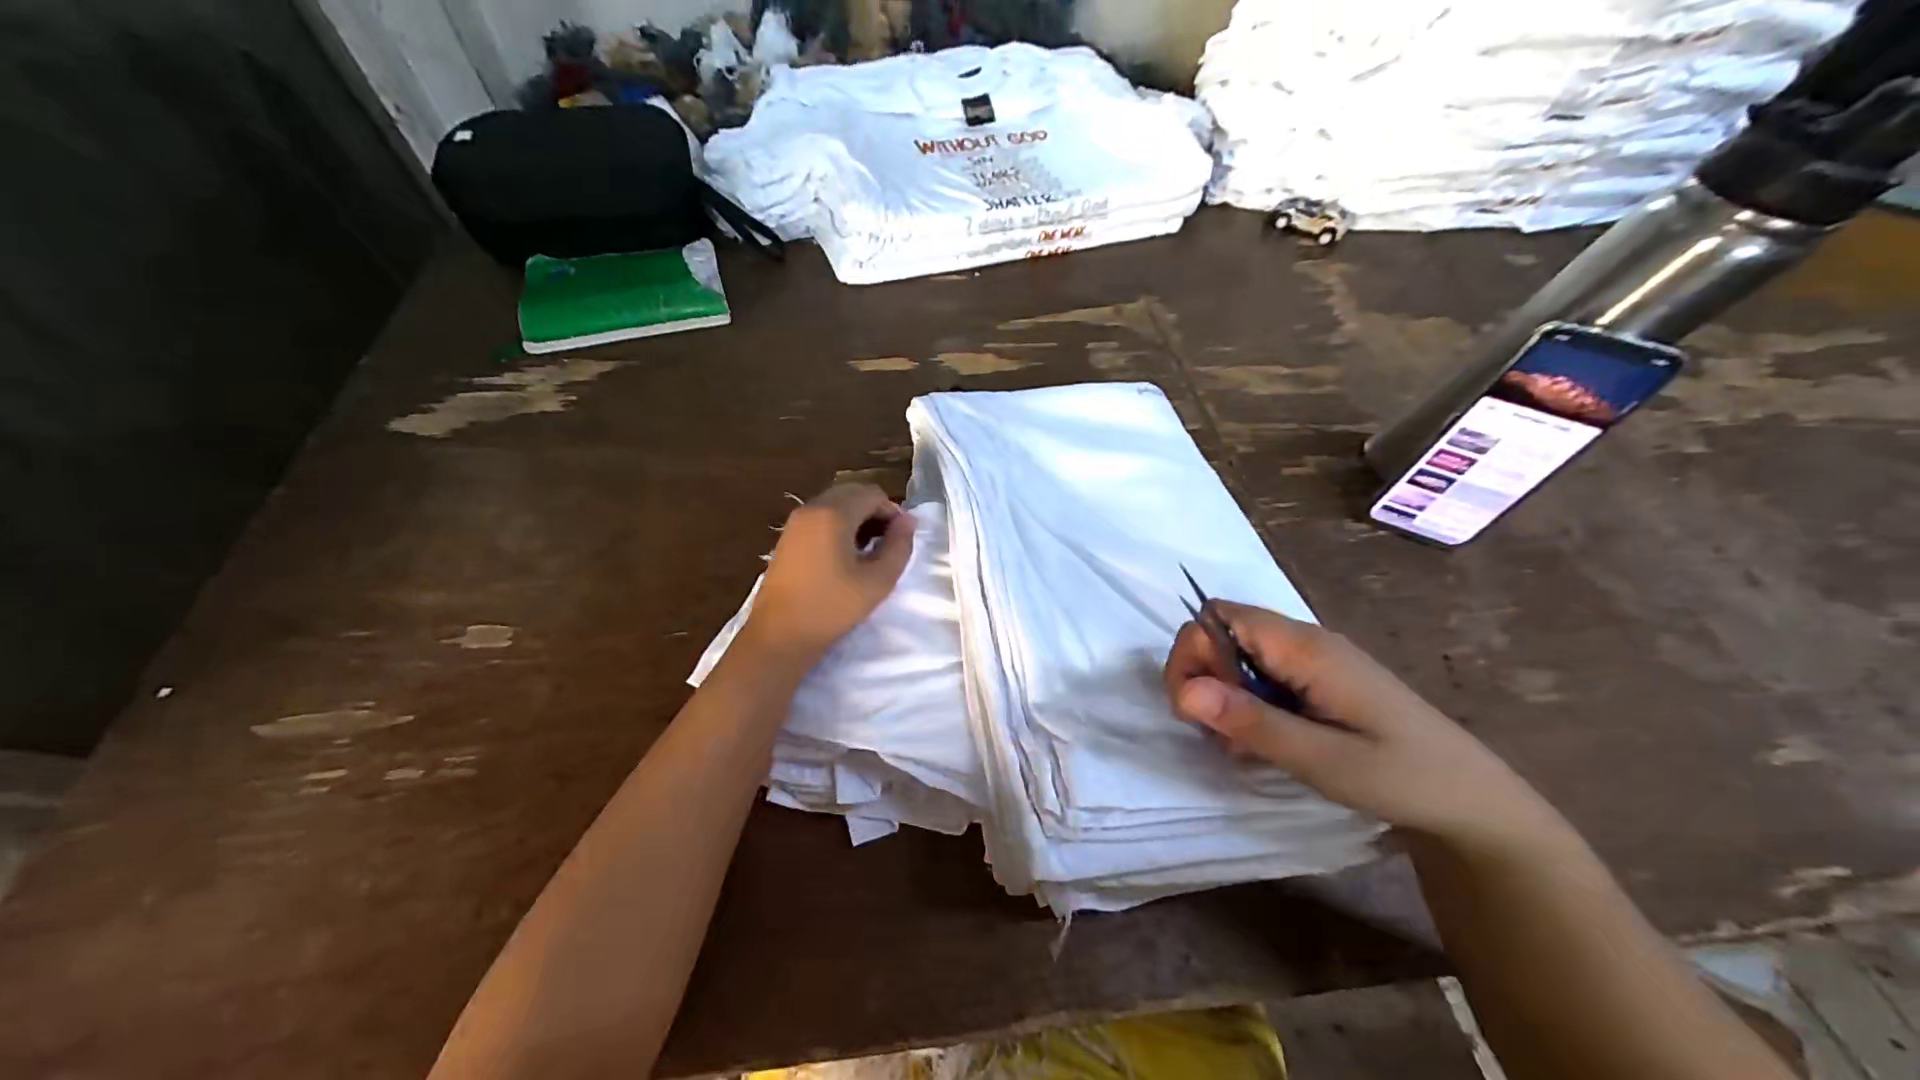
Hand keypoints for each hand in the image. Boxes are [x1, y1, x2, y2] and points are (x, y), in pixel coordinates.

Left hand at [740, 484, 914, 667]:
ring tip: (869, 552)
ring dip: (857, 519)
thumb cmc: (832, 607)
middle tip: (888, 544)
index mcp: (833, 513)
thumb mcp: (878, 580)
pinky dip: (838, 527)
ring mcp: (795, 522)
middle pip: (852, 493)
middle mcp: (811, 508)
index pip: (873, 494)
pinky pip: (819, 518)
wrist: (780, 635)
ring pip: (835, 504)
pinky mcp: (787, 538)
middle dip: (874, 512)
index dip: (893, 512)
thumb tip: (908, 521)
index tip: (901, 540)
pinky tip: (844, 557)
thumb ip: (899, 546)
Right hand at [1164, 603, 1568, 856]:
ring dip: (1225, 695)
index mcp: (1305, 648)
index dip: (1193, 652)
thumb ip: (1251, 721)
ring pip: (1240, 656)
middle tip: (1219, 734)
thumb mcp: (1321, 759)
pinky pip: (1264, 676)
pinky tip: (1268, 743)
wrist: (1474, 802)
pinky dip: (1249, 704)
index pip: (1219, 616)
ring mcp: (1315, 660)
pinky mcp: (1321, 681)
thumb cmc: (1402, 777)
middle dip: (1204, 677)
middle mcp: (1306, 642)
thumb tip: (1183, 690)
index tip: (1194, 707)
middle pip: (1224, 633)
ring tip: (1244, 746)